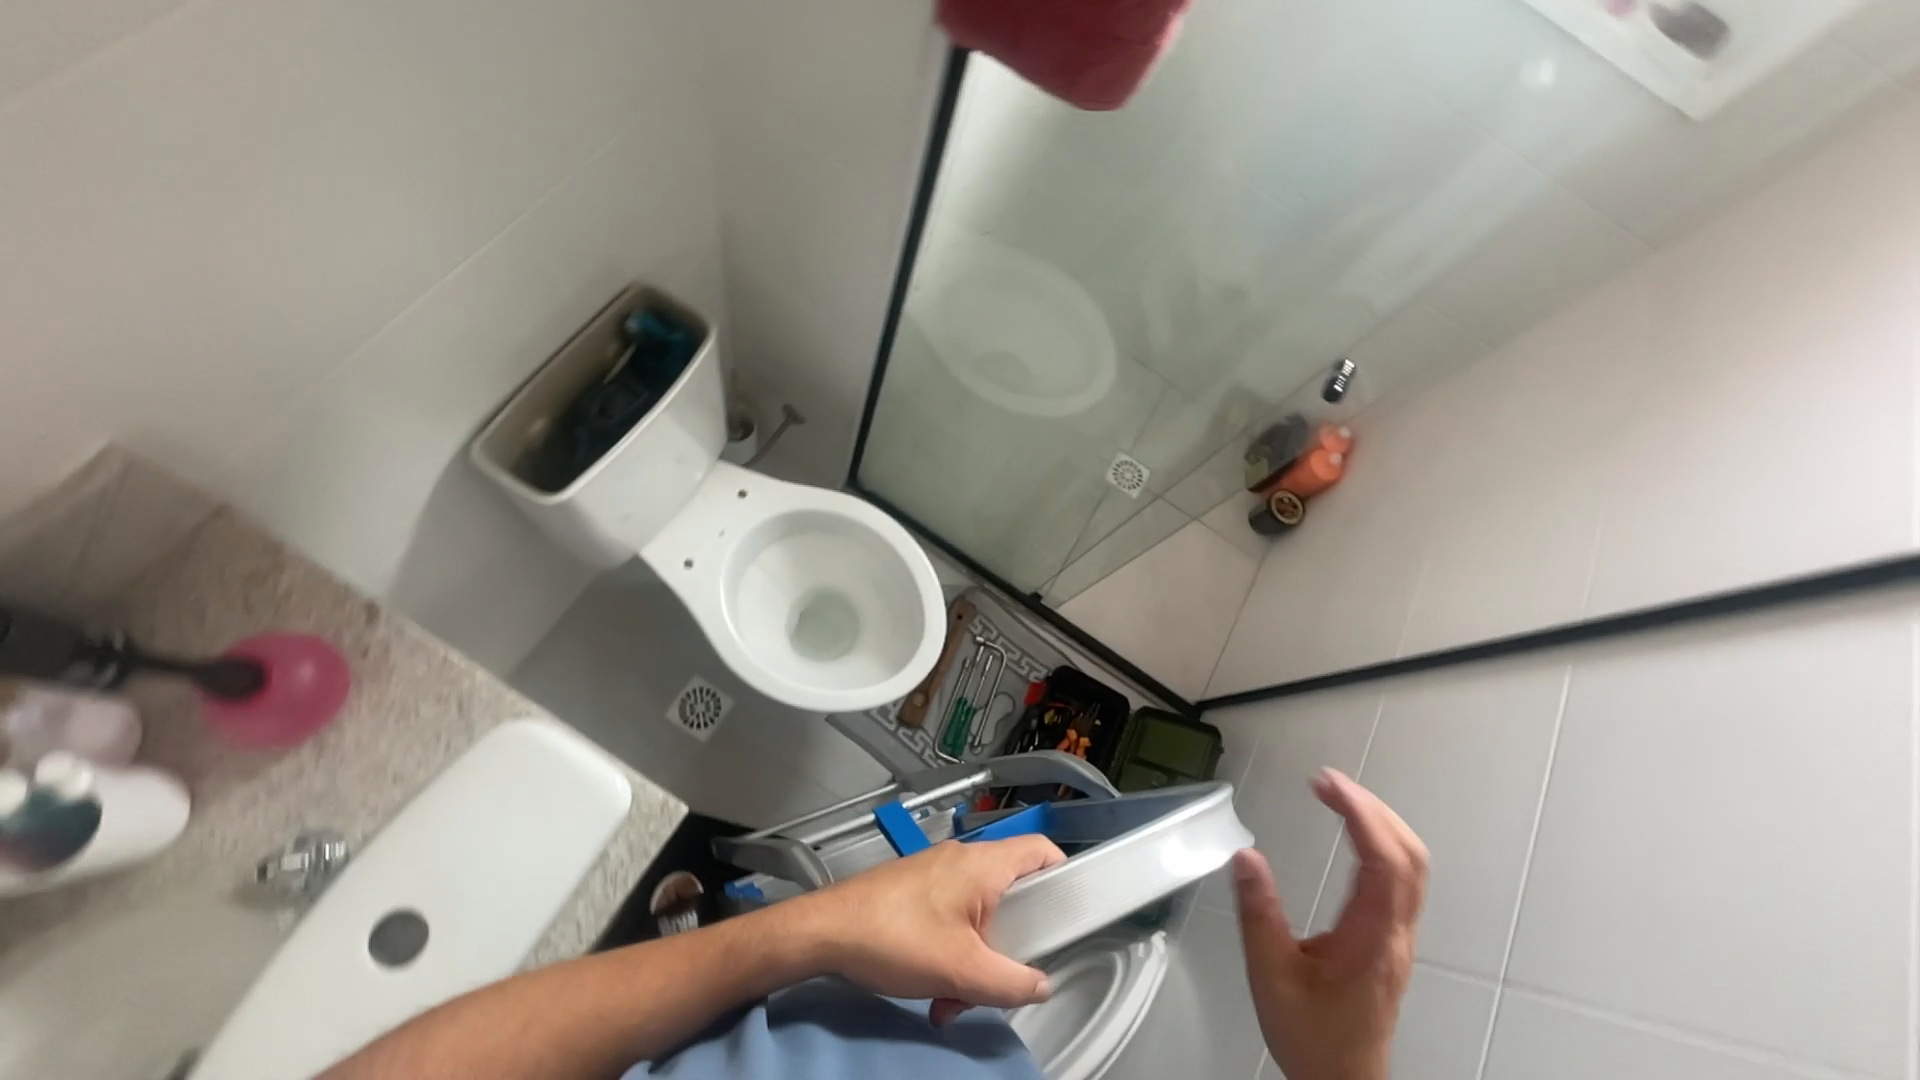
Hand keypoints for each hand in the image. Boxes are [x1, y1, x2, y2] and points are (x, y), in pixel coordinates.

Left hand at [792, 835, 1066, 1024]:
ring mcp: (938, 875)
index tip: (1069, 913)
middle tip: (1002, 977)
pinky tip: (932, 991)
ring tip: (953, 999)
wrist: (825, 932)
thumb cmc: (894, 936)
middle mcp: (964, 862)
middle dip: (1009, 946)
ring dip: (975, 962)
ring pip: (980, 918)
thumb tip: (1040, 986)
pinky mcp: (917, 892)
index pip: (1041, 850)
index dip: (1064, 876)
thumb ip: (1011, 983)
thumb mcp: (961, 970)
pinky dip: (951, 956)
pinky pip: (953, 922)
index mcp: (984, 865)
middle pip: (1012, 897)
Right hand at [1234, 769, 1428, 1079]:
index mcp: (1371, 937)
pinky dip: (1382, 843)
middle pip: (1411, 856)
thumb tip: (1245, 856)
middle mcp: (1395, 932)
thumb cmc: (1309, 1034)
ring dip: (1381, 823)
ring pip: (1413, 867)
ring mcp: (1399, 937)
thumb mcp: (1270, 973)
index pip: (1384, 861)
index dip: (1361, 814)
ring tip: (1340, 798)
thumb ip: (1259, 913)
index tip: (1327, 784)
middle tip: (1329, 783)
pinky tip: (1355, 836)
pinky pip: (1403, 880)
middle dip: (1374, 808)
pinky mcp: (1391, 941)